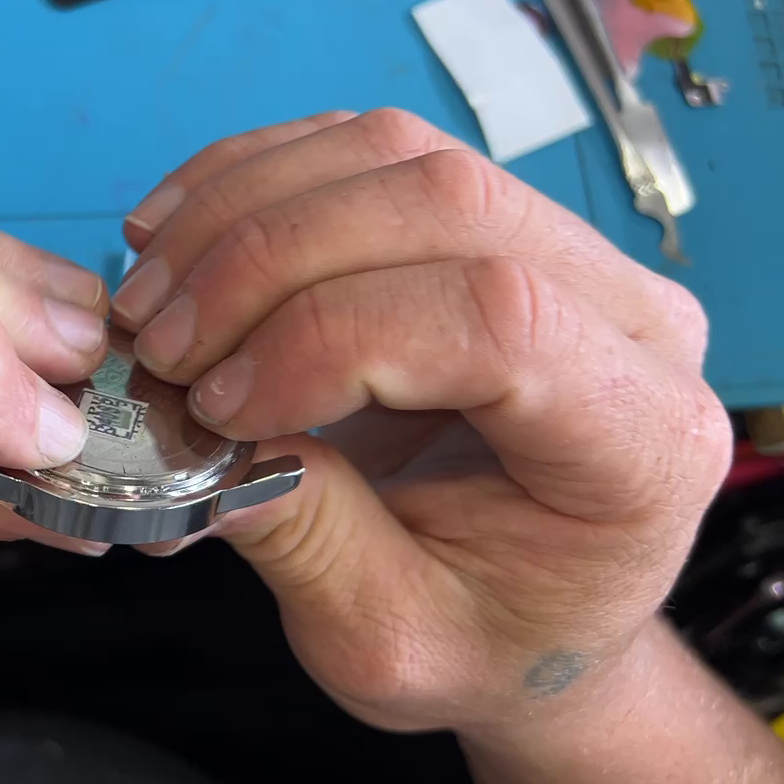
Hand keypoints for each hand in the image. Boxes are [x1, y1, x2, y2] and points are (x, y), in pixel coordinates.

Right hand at [112, 110, 730, 733]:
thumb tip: (193, 438)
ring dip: (231, 210)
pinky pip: (341, 147)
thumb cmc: (468, 629)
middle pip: (432, 199)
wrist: (508, 596)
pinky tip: (166, 233)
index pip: (494, 317)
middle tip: (156, 341)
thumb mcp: (382, 635)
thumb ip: (300, 538)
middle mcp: (614, 307)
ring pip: (380, 150)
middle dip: (256, 262)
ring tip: (147, 293)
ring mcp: (538, 240)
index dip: (324, 340)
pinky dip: (233, 179)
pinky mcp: (453, 217)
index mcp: (636, 434)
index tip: (216, 410)